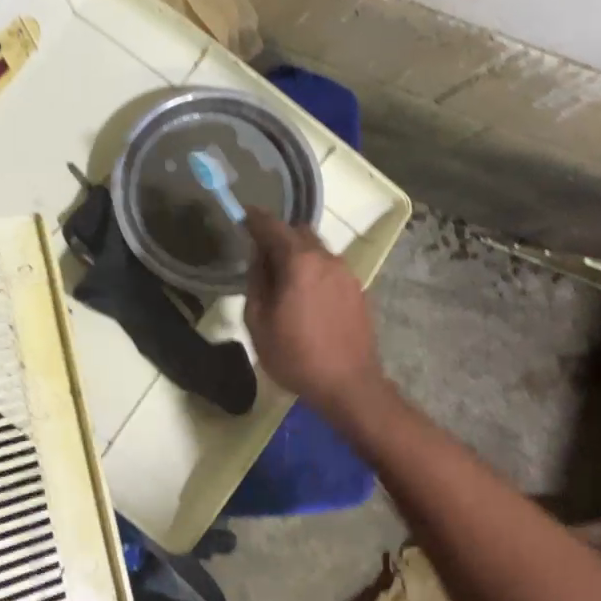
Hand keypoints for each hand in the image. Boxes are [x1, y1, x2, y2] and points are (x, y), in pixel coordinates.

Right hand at [243, 209, 385, 412]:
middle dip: (278, 235)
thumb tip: (258, 257)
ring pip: (317, 249)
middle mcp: (326, 258)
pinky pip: (329, 267)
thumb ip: (255, 281)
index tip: (242, 215)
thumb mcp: (258, 322)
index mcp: (299, 261)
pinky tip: (304, 293)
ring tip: (282, 275)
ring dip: (298, 253)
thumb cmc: (296, 356)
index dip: (255, 218)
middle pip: (299, 232)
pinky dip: (313, 269)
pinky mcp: (357, 289)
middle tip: (260, 250)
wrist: (350, 386)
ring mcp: (346, 273)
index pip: (273, 226)